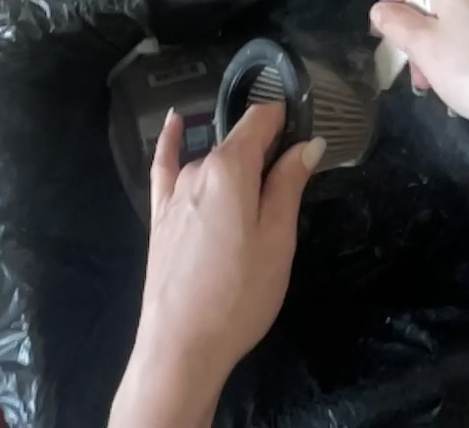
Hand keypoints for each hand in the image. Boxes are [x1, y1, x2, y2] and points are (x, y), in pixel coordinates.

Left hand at [111, 102, 322, 426]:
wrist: (180, 348)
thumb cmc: (239, 293)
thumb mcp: (278, 239)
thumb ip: (289, 183)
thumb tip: (309, 142)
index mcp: (230, 167)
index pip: (261, 119)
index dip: (286, 119)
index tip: (306, 133)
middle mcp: (198, 167)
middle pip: (239, 142)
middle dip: (266, 150)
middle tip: (291, 185)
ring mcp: (174, 190)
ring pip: (214, 161)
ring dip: (238, 165)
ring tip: (260, 193)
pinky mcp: (159, 214)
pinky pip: (165, 164)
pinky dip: (171, 140)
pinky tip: (174, 121)